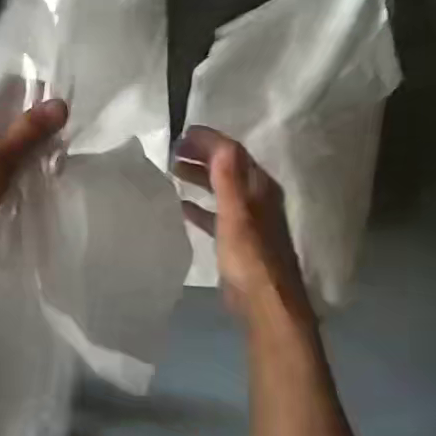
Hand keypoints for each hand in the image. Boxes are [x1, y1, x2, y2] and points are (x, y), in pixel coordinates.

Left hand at [0, 98, 68, 271]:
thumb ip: (27, 132)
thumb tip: (60, 102)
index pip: (4, 93)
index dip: (33, 93)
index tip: (67, 99)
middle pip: (11, 121)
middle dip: (39, 126)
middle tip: (73, 132)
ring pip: (13, 148)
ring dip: (36, 152)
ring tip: (66, 154)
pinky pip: (11, 171)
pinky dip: (27, 172)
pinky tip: (49, 176)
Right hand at [174, 126, 311, 323]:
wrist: (264, 301)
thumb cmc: (249, 258)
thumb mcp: (237, 214)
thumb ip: (228, 179)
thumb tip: (217, 142)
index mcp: (259, 188)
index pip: (232, 152)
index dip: (207, 140)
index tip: (179, 134)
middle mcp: (256, 198)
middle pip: (227, 167)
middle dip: (201, 155)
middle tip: (171, 151)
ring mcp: (247, 219)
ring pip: (221, 188)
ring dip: (199, 176)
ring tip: (173, 171)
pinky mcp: (236, 239)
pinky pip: (215, 212)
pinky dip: (199, 205)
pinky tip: (181, 207)